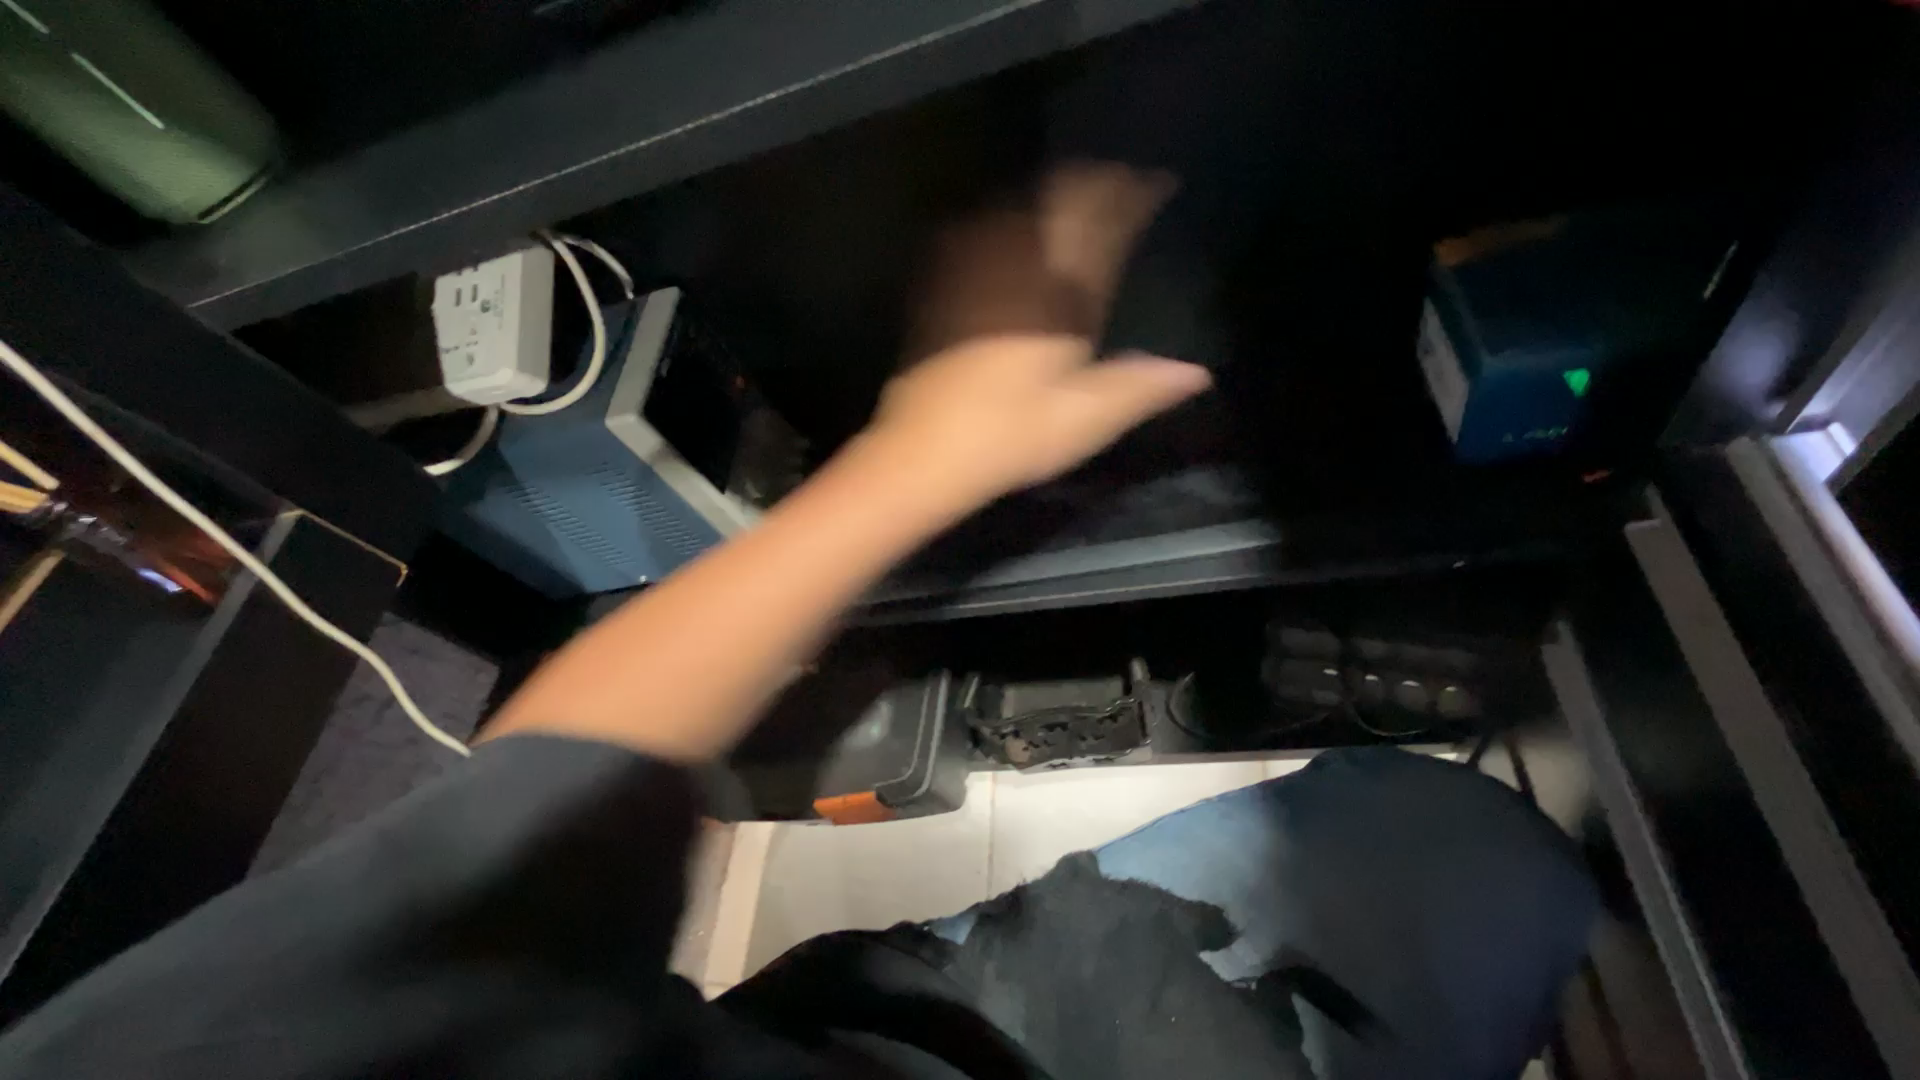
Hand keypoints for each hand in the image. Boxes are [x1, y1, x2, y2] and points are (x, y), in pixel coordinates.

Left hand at [857, 163, 1211, 515]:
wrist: (921, 452)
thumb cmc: (1009, 436)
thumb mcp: (1084, 419)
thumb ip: (1139, 386)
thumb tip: (1196, 371)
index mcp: (1057, 297)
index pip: (1102, 230)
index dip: (1132, 199)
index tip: (1157, 181)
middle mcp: (1014, 271)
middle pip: (1058, 204)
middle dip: (1092, 184)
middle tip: (1117, 176)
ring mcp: (971, 275)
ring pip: (1015, 209)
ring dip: (1048, 192)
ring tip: (1071, 187)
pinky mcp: (939, 290)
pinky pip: (973, 231)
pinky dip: (1000, 217)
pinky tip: (1004, 221)